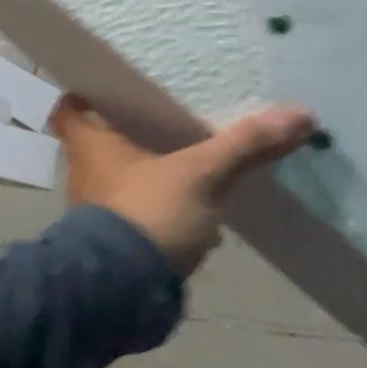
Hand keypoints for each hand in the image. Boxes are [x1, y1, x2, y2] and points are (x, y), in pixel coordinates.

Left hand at [51, 94, 314, 275]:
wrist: (125, 283)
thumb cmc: (147, 211)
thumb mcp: (199, 175)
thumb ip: (243, 145)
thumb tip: (297, 113)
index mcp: (86, 141)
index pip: (69, 106)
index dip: (86, 93)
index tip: (115, 84)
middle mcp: (84, 167)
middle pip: (101, 138)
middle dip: (131, 128)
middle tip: (166, 114)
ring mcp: (100, 202)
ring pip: (124, 172)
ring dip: (153, 166)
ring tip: (194, 153)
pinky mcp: (121, 233)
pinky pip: (143, 205)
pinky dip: (166, 201)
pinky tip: (202, 205)